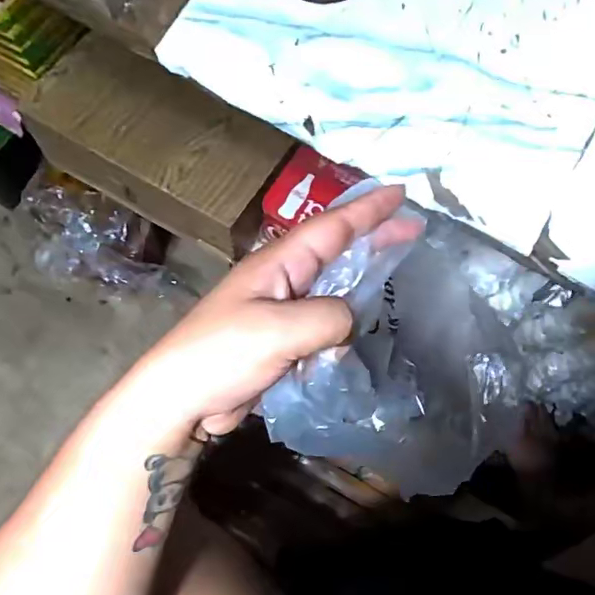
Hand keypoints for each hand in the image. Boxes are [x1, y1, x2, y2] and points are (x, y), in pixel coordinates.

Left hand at [125, 184, 419, 435]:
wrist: (182, 399)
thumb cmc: (222, 354)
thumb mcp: (279, 330)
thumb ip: (328, 318)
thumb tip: (349, 322)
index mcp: (278, 264)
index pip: (331, 227)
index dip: (368, 210)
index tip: (401, 194)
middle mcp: (282, 280)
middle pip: (336, 250)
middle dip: (374, 237)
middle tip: (413, 229)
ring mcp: (280, 311)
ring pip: (333, 287)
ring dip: (364, 276)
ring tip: (395, 269)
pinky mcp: (281, 341)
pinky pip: (324, 322)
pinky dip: (348, 318)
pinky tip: (365, 324)